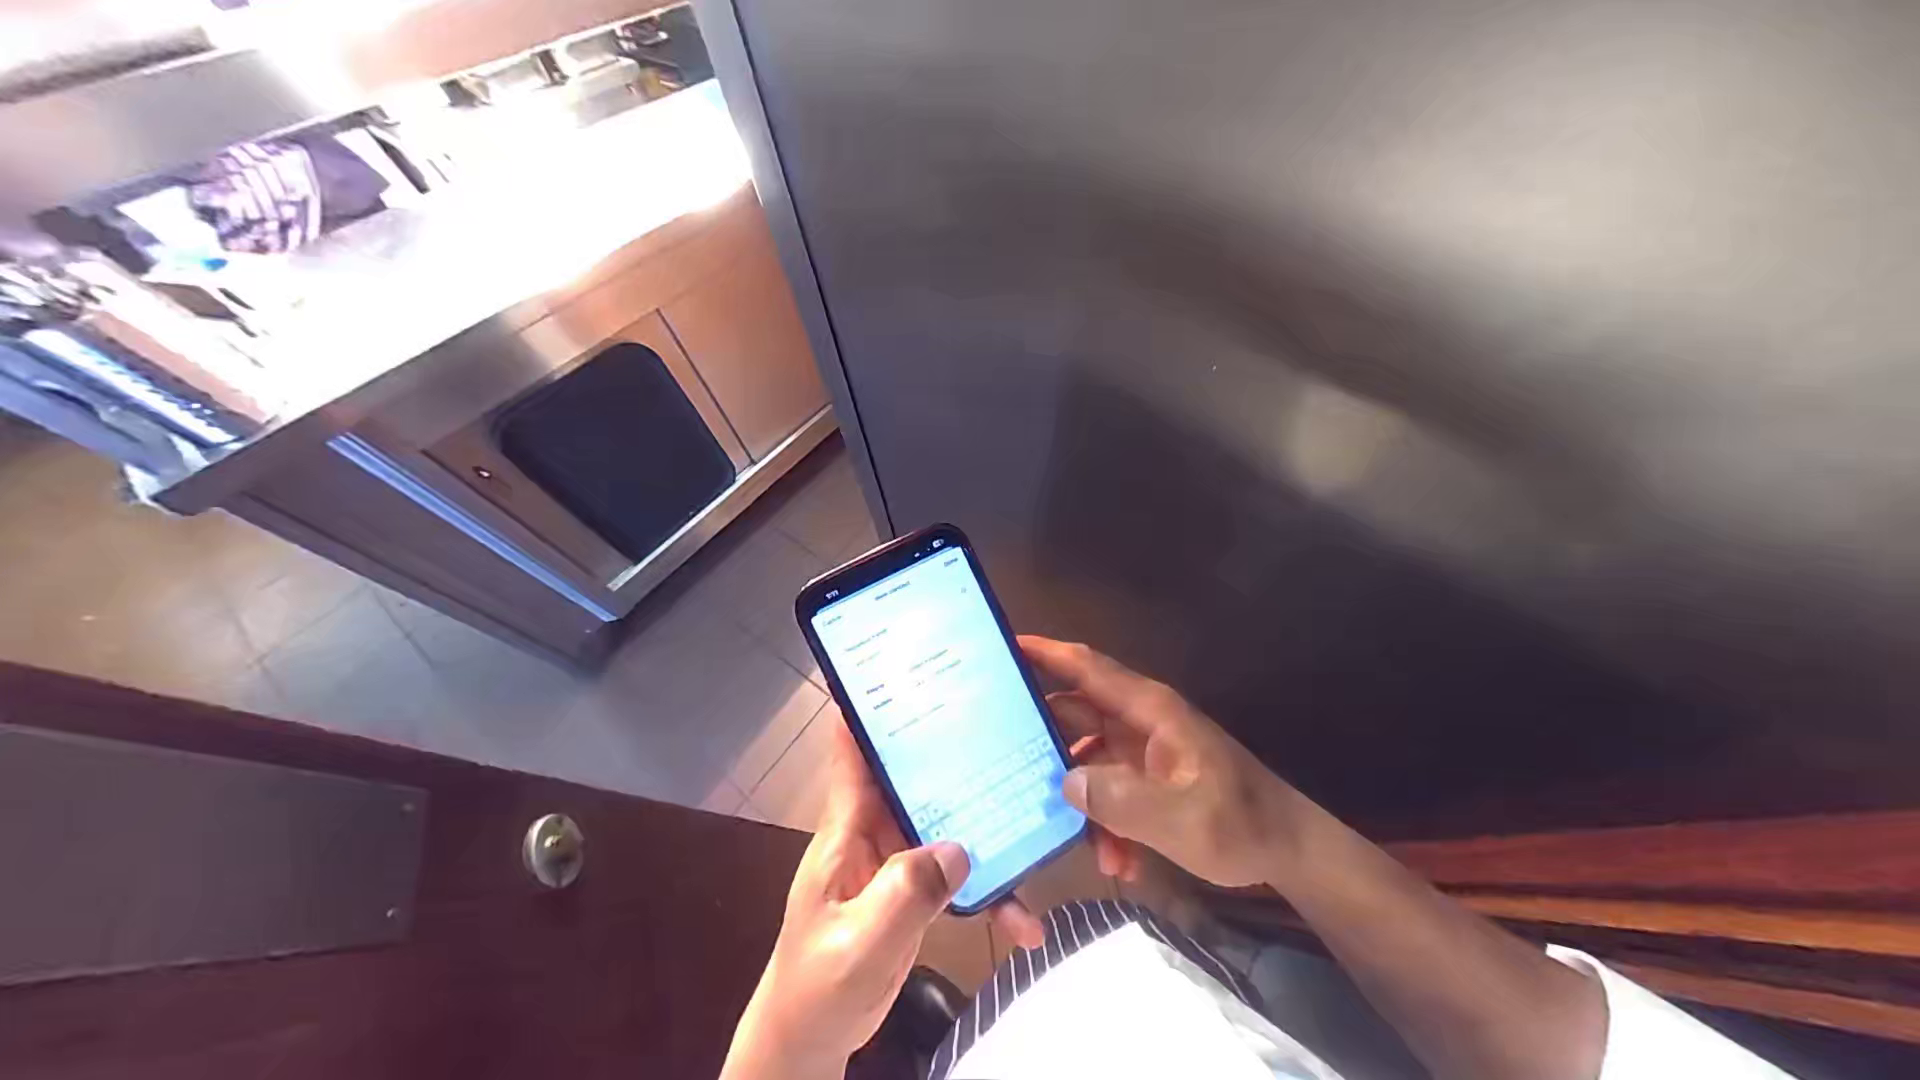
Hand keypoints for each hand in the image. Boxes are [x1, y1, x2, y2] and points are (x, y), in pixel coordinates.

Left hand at [722, 720, 1041, 1079]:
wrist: (810, 1041)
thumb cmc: (816, 986)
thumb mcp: (858, 943)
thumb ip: (904, 895)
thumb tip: (958, 850)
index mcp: (847, 828)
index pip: (854, 750)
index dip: (871, 707)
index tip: (910, 673)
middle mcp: (873, 830)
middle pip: (915, 776)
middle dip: (955, 756)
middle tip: (1007, 733)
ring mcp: (896, 859)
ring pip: (944, 823)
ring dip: (985, 829)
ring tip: (1036, 831)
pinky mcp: (912, 889)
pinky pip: (955, 874)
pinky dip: (988, 891)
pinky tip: (1022, 918)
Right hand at [1023, 635, 1303, 887]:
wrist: (1289, 851)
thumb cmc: (1238, 822)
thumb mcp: (1177, 817)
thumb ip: (1117, 800)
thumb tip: (1064, 782)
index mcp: (1146, 709)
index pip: (1086, 667)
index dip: (1044, 652)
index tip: (1003, 645)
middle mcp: (1138, 721)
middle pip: (1075, 713)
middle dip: (1044, 740)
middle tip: (1002, 759)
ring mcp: (1142, 750)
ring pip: (1087, 759)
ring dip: (1079, 798)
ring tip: (1079, 843)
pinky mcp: (1147, 778)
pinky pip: (1108, 788)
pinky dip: (1104, 820)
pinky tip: (1117, 861)